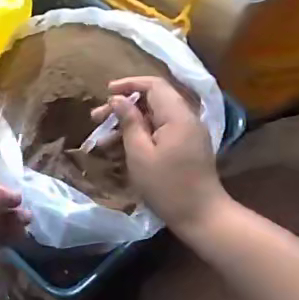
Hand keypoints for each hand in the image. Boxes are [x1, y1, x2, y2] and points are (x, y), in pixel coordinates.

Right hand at [92, 76, 226, 228]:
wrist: (201, 215)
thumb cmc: (167, 186)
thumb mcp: (140, 154)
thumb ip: (129, 122)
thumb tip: (118, 99)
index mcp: (177, 115)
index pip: (153, 85)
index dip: (128, 84)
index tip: (106, 92)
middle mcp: (187, 118)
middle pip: (153, 101)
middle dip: (124, 107)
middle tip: (96, 119)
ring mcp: (189, 133)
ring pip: (156, 118)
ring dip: (130, 124)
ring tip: (103, 140)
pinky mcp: (188, 148)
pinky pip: (162, 132)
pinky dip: (142, 135)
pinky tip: (122, 149)